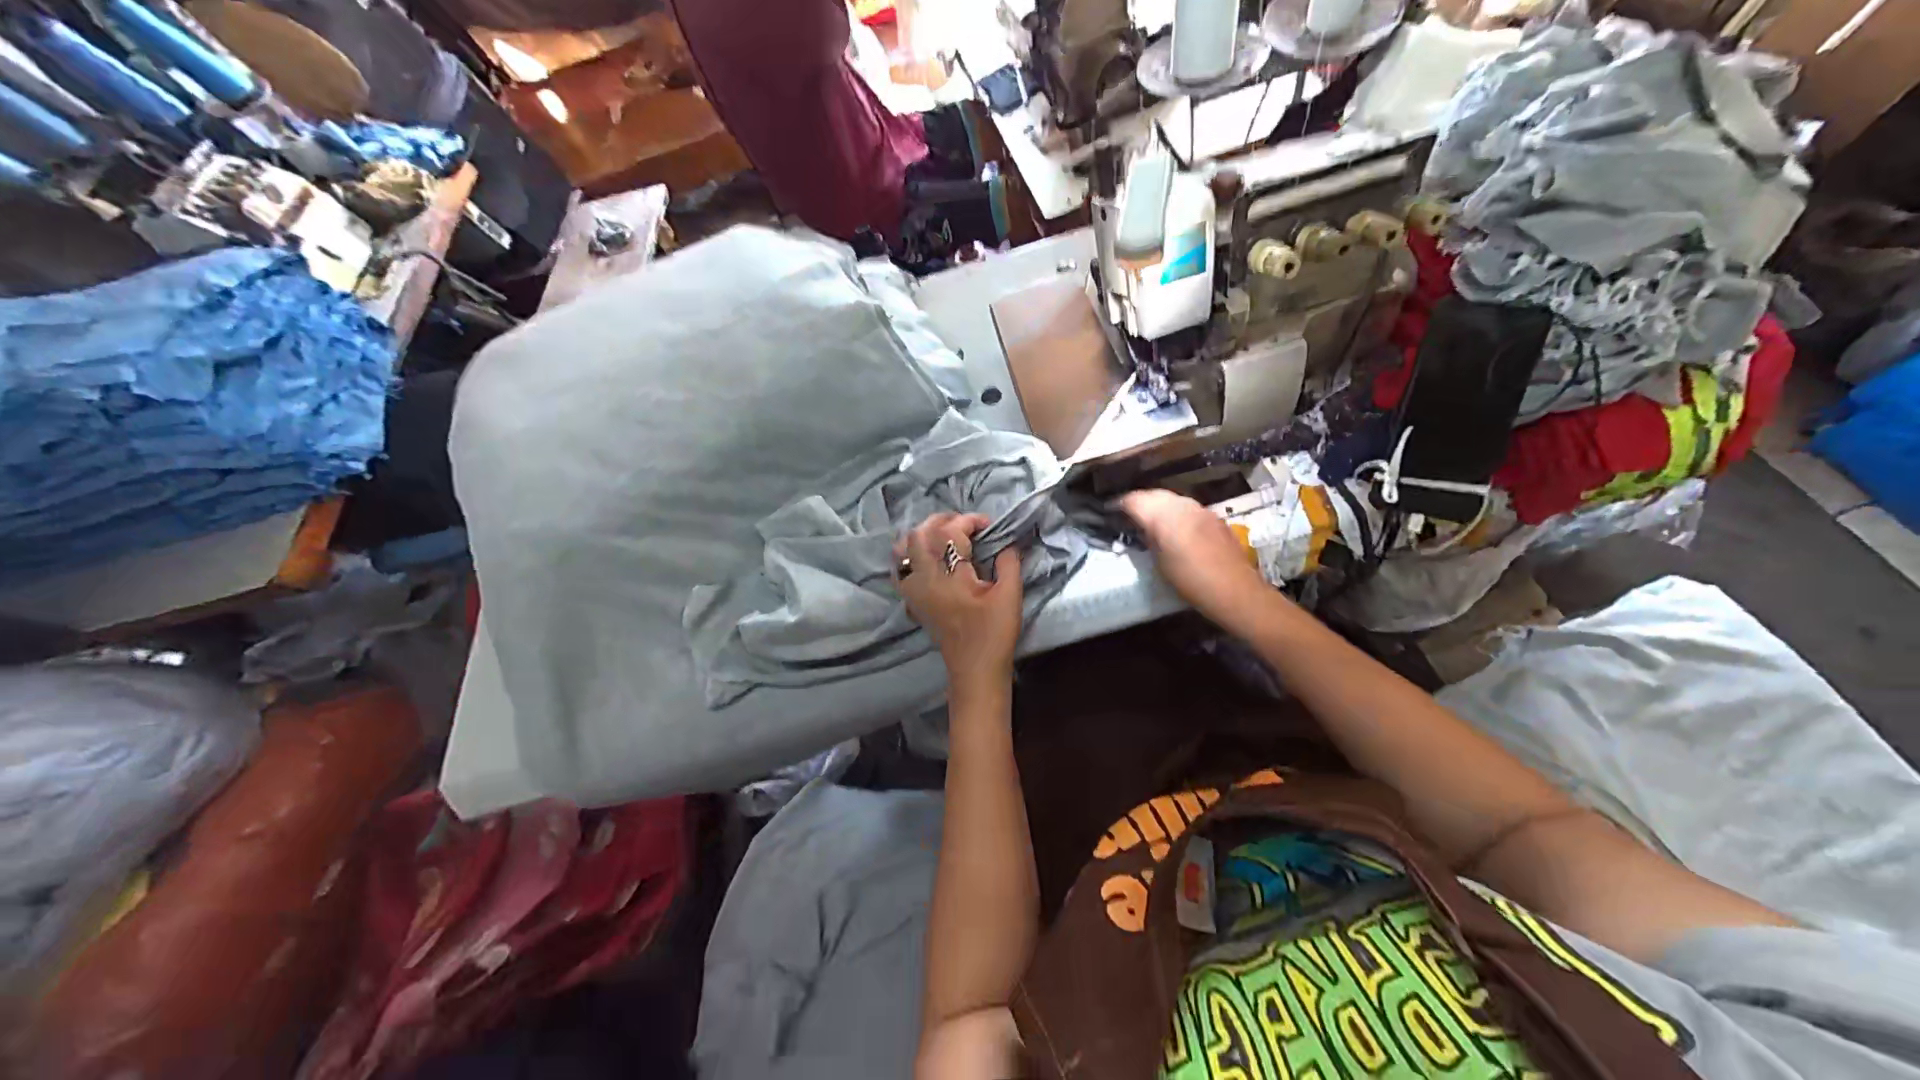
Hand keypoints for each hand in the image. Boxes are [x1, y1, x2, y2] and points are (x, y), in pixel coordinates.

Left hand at [895, 513, 1023, 690]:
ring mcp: (913, 590)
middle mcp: (924, 579)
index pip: (950, 532)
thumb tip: (1006, 543)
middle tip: (966, 526)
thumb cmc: (994, 634)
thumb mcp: (1010, 596)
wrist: (974, 670)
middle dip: (943, 521)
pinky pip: (900, 569)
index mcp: (949, 576)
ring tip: (945, 536)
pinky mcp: (911, 600)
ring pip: (903, 548)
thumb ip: (1008, 563)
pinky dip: (909, 554)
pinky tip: (927, 557)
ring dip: (922, 534)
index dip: (969, 521)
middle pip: (919, 534)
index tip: (988, 526)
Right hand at [1117, 489, 1270, 632]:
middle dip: (1139, 502)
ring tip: (1151, 521)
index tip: (1110, 512)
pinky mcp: (1215, 517)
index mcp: (1163, 516)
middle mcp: (1182, 505)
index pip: (1133, 499)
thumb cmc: (1190, 580)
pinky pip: (1189, 508)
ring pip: (1172, 499)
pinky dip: (1177, 514)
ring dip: (1159, 506)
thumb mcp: (1158, 563)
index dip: (1119, 504)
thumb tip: (1143, 529)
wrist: (1234, 589)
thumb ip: (1148, 539)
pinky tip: (1177, 529)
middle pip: (1153, 494)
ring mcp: (1201, 509)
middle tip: (1128, 516)